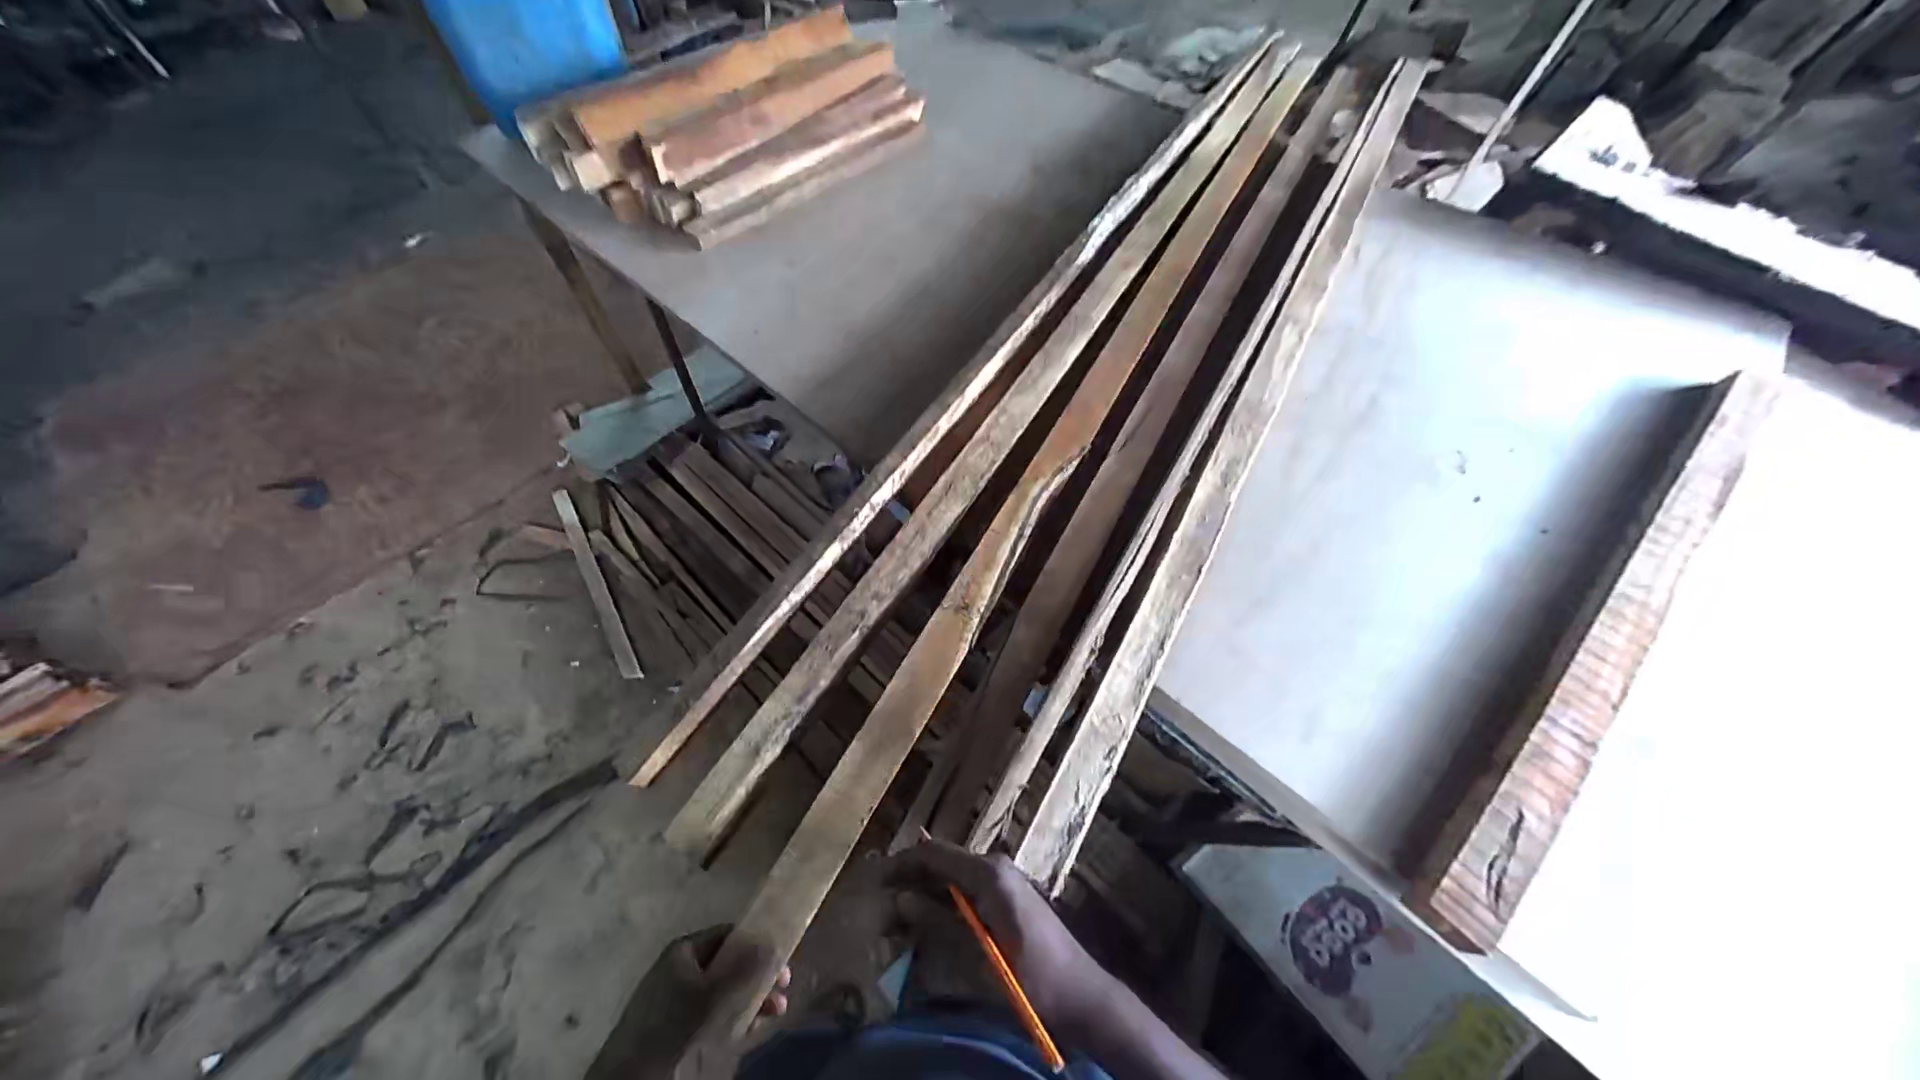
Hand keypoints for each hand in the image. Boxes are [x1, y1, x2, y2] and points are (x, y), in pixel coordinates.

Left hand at [583, 925, 789, 1079]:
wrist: (630, 1079)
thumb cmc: (671, 1027)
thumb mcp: (712, 995)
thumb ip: (745, 967)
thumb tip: (773, 940)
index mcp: (684, 951)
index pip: (728, 935)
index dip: (757, 944)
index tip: (780, 961)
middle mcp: (681, 969)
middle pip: (729, 963)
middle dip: (758, 975)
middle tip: (783, 990)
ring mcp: (678, 1000)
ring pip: (724, 991)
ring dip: (753, 998)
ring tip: (775, 1013)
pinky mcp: (678, 1028)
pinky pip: (714, 1014)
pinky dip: (735, 1017)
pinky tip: (752, 1029)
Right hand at [889, 840, 1120, 1038]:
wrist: (1080, 995)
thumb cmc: (1032, 974)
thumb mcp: (979, 953)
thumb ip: (939, 923)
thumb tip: (900, 899)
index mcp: (988, 872)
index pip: (934, 854)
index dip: (901, 863)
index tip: (873, 880)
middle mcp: (994, 867)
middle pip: (942, 864)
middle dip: (909, 881)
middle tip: (879, 904)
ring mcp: (1002, 881)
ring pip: (952, 879)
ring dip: (924, 894)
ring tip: (894, 917)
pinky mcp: (1006, 898)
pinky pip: (966, 892)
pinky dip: (943, 904)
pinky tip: (926, 922)